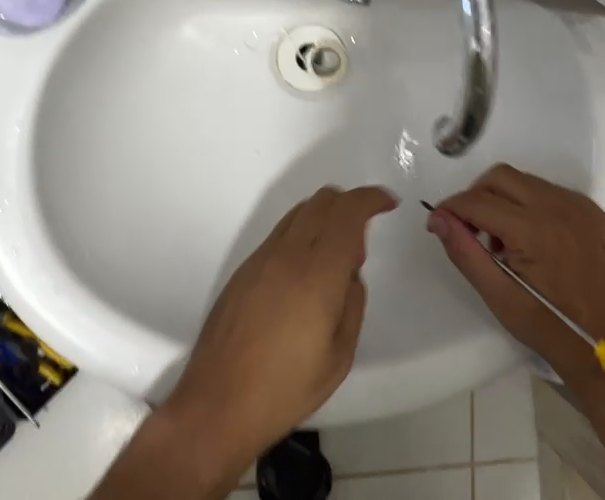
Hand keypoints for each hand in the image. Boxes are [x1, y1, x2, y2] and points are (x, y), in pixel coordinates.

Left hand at [161, 185, 398, 467]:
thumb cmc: (285, 389)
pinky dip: (302, 236)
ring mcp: (260, 260)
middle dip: (350, 205)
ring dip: (325, 219)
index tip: (389, 204)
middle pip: (322, 200)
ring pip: (299, 213)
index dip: (371, 199)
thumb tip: (349, 273)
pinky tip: (304, 278)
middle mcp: (287, 254)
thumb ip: (353, 302)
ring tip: (333, 264)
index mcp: (317, 273)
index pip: (348, 212)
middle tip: (359, 250)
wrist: (216, 405)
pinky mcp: (242, 272)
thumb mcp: (340, 355)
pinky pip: (280, 234)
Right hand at [427, 164, 604, 378]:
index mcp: (533, 230)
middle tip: (472, 229)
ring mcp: (581, 208)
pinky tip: (535, 238)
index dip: (451, 208)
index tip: (438, 222)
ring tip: (505, 239)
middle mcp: (559, 208)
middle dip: (477, 196)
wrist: (601, 344)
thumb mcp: (498, 295)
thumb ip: (465, 251)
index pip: (478, 201)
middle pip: (501, 177)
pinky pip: (554, 192)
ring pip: (527, 181)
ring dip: (506, 200)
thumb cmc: (545, 325)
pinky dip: (534, 205)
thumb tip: (438, 218)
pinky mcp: (595, 213)